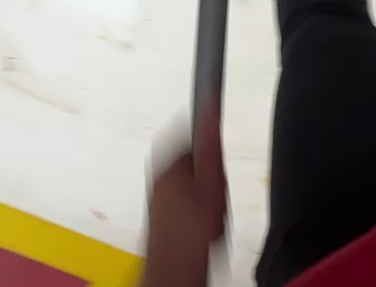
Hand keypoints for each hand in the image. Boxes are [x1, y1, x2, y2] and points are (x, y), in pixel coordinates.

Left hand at [143, 111, 227, 286]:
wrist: (176, 273)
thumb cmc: (191, 232)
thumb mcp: (211, 181)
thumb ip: (211, 142)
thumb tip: (209, 105)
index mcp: (166, 163)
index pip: (193, 137)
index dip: (211, 152)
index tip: (217, 168)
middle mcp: (158, 177)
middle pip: (193, 161)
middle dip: (210, 177)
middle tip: (216, 195)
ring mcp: (158, 198)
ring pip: (192, 184)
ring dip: (206, 197)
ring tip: (211, 216)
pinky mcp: (162, 216)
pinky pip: (187, 204)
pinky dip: (198, 212)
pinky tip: (205, 227)